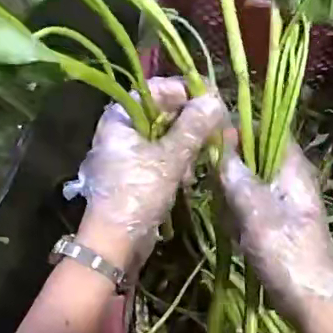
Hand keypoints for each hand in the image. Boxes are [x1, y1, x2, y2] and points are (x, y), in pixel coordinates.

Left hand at [68, 78, 223, 272]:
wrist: (114, 242)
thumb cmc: (137, 193)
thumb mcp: (169, 158)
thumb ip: (193, 127)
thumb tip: (214, 100)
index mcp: (119, 118)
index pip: (153, 90)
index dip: (183, 92)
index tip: (210, 101)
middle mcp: (119, 131)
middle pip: (160, 113)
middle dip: (191, 121)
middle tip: (218, 129)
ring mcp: (126, 154)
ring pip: (163, 137)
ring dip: (187, 144)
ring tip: (208, 153)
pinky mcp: (135, 175)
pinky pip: (160, 159)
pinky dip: (177, 162)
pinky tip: (190, 176)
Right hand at [218, 135, 332, 325]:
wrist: (312, 302)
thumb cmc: (287, 254)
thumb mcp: (255, 212)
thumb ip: (236, 176)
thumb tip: (219, 142)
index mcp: (293, 167)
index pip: (266, 129)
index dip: (238, 131)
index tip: (212, 145)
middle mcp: (291, 177)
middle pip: (252, 157)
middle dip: (230, 174)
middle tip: (221, 196)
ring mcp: (285, 200)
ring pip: (247, 184)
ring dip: (232, 202)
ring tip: (232, 226)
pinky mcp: (278, 221)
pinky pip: (250, 208)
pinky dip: (240, 220)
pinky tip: (239, 239)